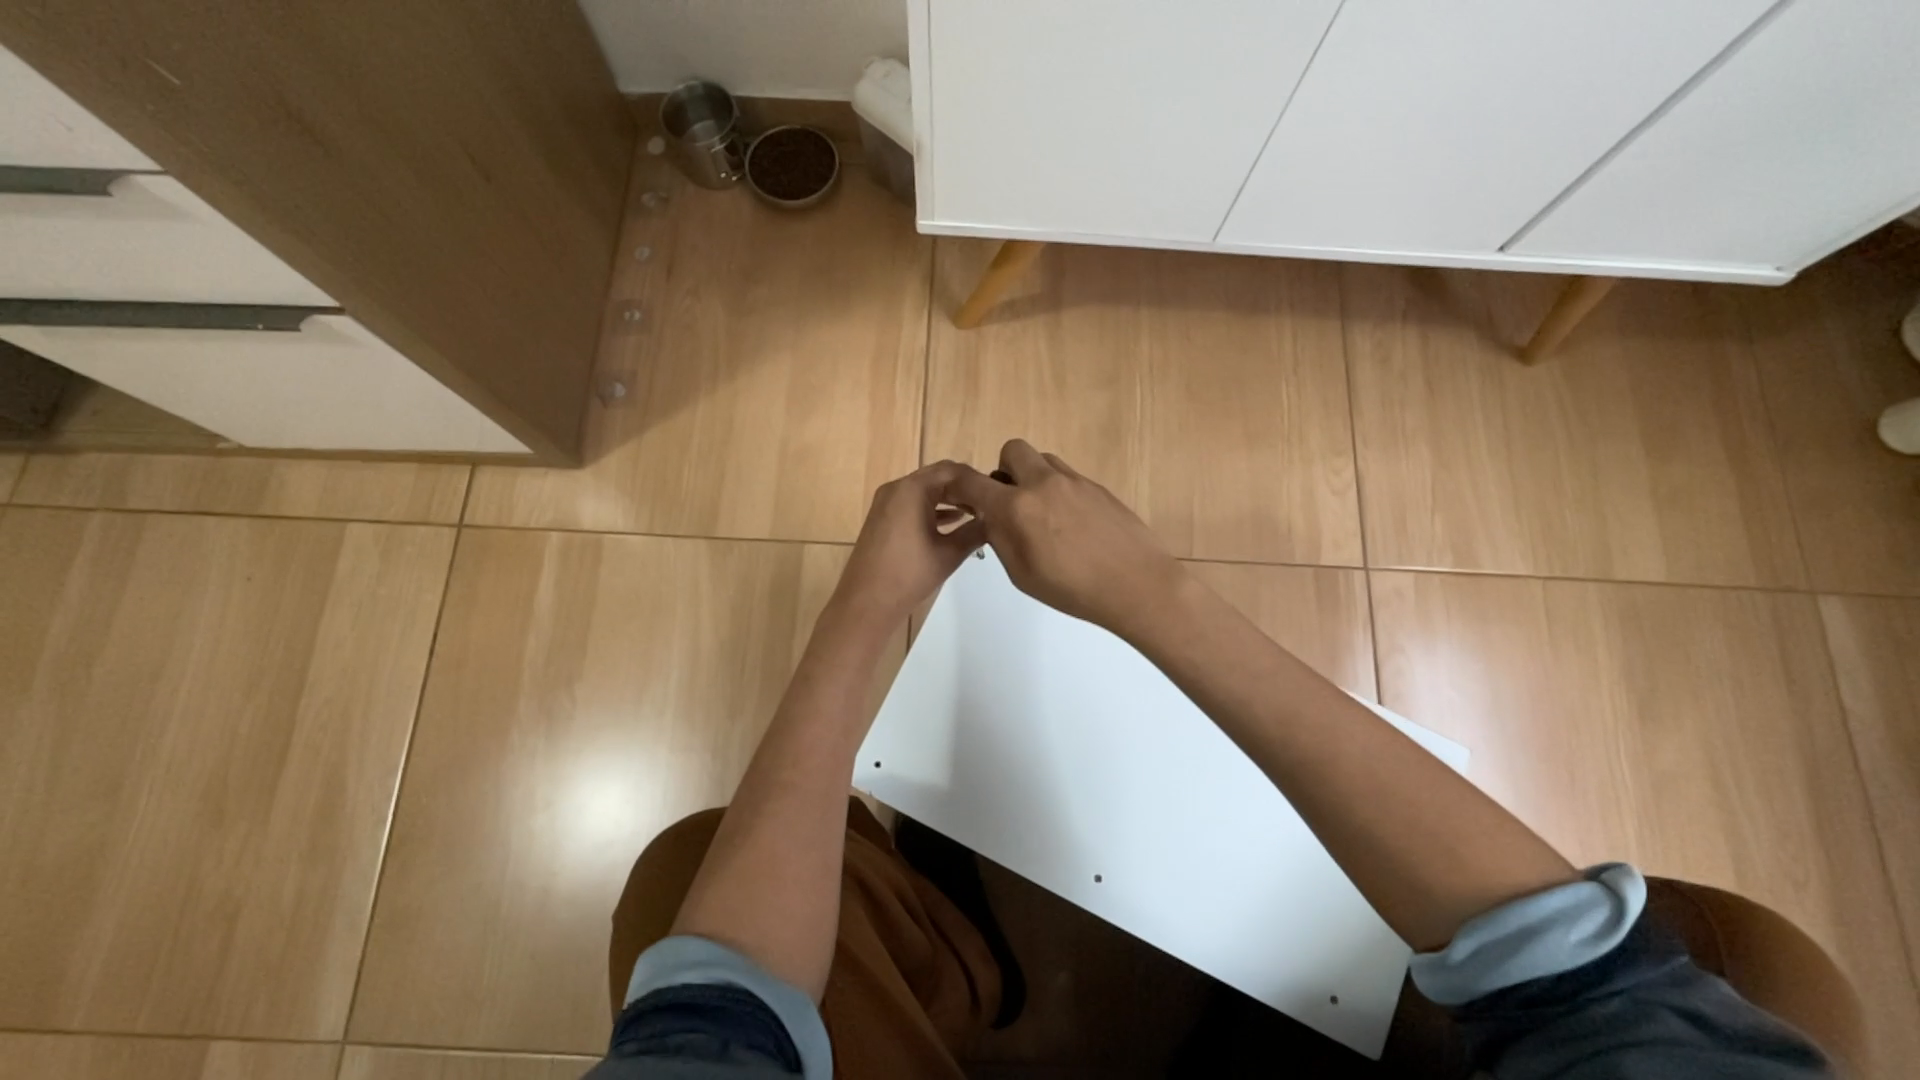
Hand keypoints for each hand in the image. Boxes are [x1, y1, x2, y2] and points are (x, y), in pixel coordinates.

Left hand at [828, 461, 986, 628]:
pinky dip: (933, 509)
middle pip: (938, 477)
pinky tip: (955, 521)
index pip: (952, 470)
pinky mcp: (883, 517)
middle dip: (964, 489)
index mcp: (913, 489)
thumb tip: (997, 520)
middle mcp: (897, 488)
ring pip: (925, 491)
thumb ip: (976, 531)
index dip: (977, 480)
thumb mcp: (950, 553)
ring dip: (950, 499)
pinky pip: (912, 503)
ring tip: (978, 512)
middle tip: (991, 502)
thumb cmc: (909, 575)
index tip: (998, 494)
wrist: (866, 602)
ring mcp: (886, 502)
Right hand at [945, 439, 1187, 639]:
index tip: (958, 495)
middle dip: (1003, 470)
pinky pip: (1067, 476)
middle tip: (1010, 501)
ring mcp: (1074, 481)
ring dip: (1032, 476)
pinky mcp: (1098, 487)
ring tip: (1042, 512)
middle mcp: (1043, 484)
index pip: (972, 482)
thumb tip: (993, 519)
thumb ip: (1001, 539)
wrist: (1136, 584)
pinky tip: (1071, 524)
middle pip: (1012, 450)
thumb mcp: (1022, 574)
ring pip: (1043, 459)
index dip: (957, 485)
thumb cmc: (1073, 590)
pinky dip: (1058, 490)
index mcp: (1017, 507)